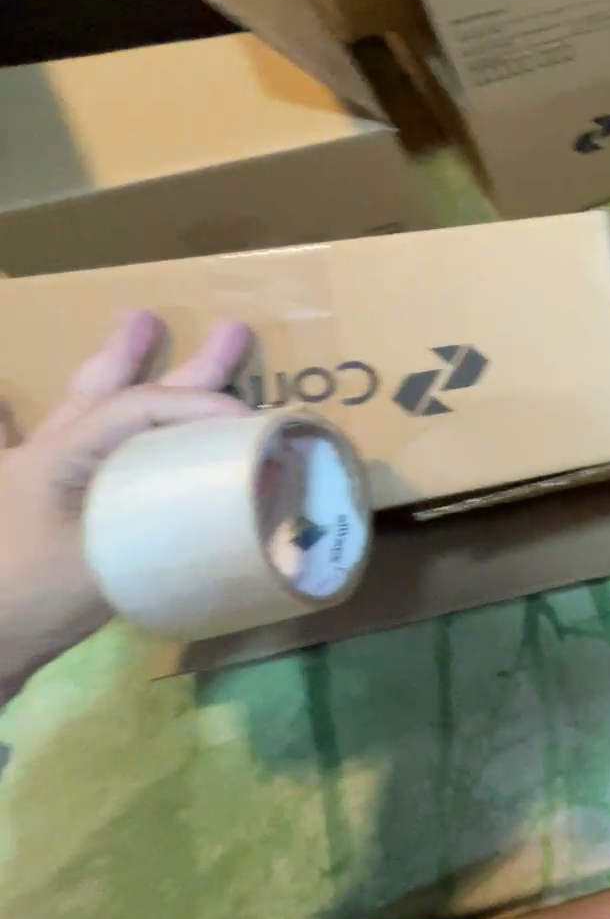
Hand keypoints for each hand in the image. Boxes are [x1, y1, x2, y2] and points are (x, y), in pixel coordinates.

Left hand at [0, 311, 251, 700]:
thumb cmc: (31, 597)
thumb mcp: (118, 559)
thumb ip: (196, 527)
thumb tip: (275, 504)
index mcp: (63, 458)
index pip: (140, 407)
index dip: (203, 401)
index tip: (258, 421)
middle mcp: (43, 453)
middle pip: (114, 389)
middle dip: (174, 354)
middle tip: (227, 327)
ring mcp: (28, 472)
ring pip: (79, 402)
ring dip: (117, 363)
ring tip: (140, 321)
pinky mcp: (29, 496)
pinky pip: (17, 439)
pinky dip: (14, 415)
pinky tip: (10, 400)